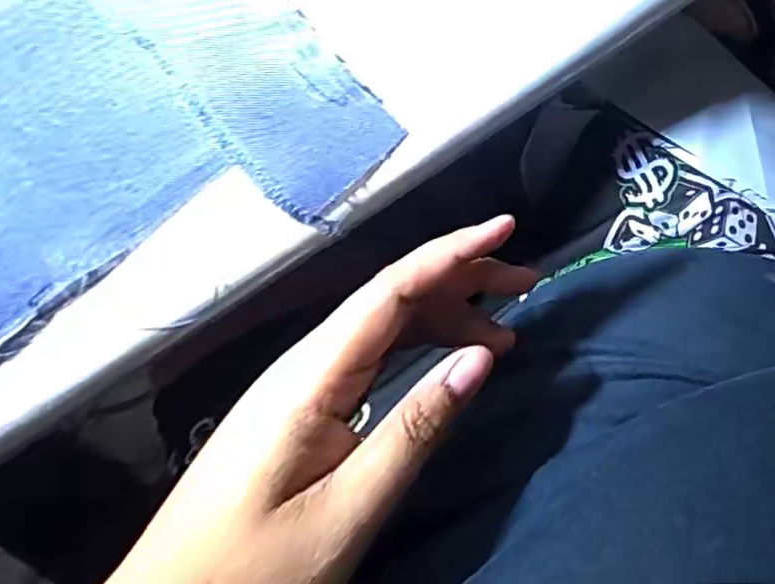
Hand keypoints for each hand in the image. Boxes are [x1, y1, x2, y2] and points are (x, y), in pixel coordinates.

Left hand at [109, 217, 539, 583]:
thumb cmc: (247, 577)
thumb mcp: (344, 513)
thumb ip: (417, 428)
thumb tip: (484, 355)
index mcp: (311, 375)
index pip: (394, 287)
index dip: (454, 250)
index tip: (507, 225)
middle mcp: (308, 363)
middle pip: (398, 293)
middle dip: (466, 276)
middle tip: (527, 283)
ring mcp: (306, 383)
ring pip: (393, 320)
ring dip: (453, 312)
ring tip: (507, 330)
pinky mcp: (309, 405)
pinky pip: (381, 350)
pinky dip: (429, 340)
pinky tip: (458, 354)